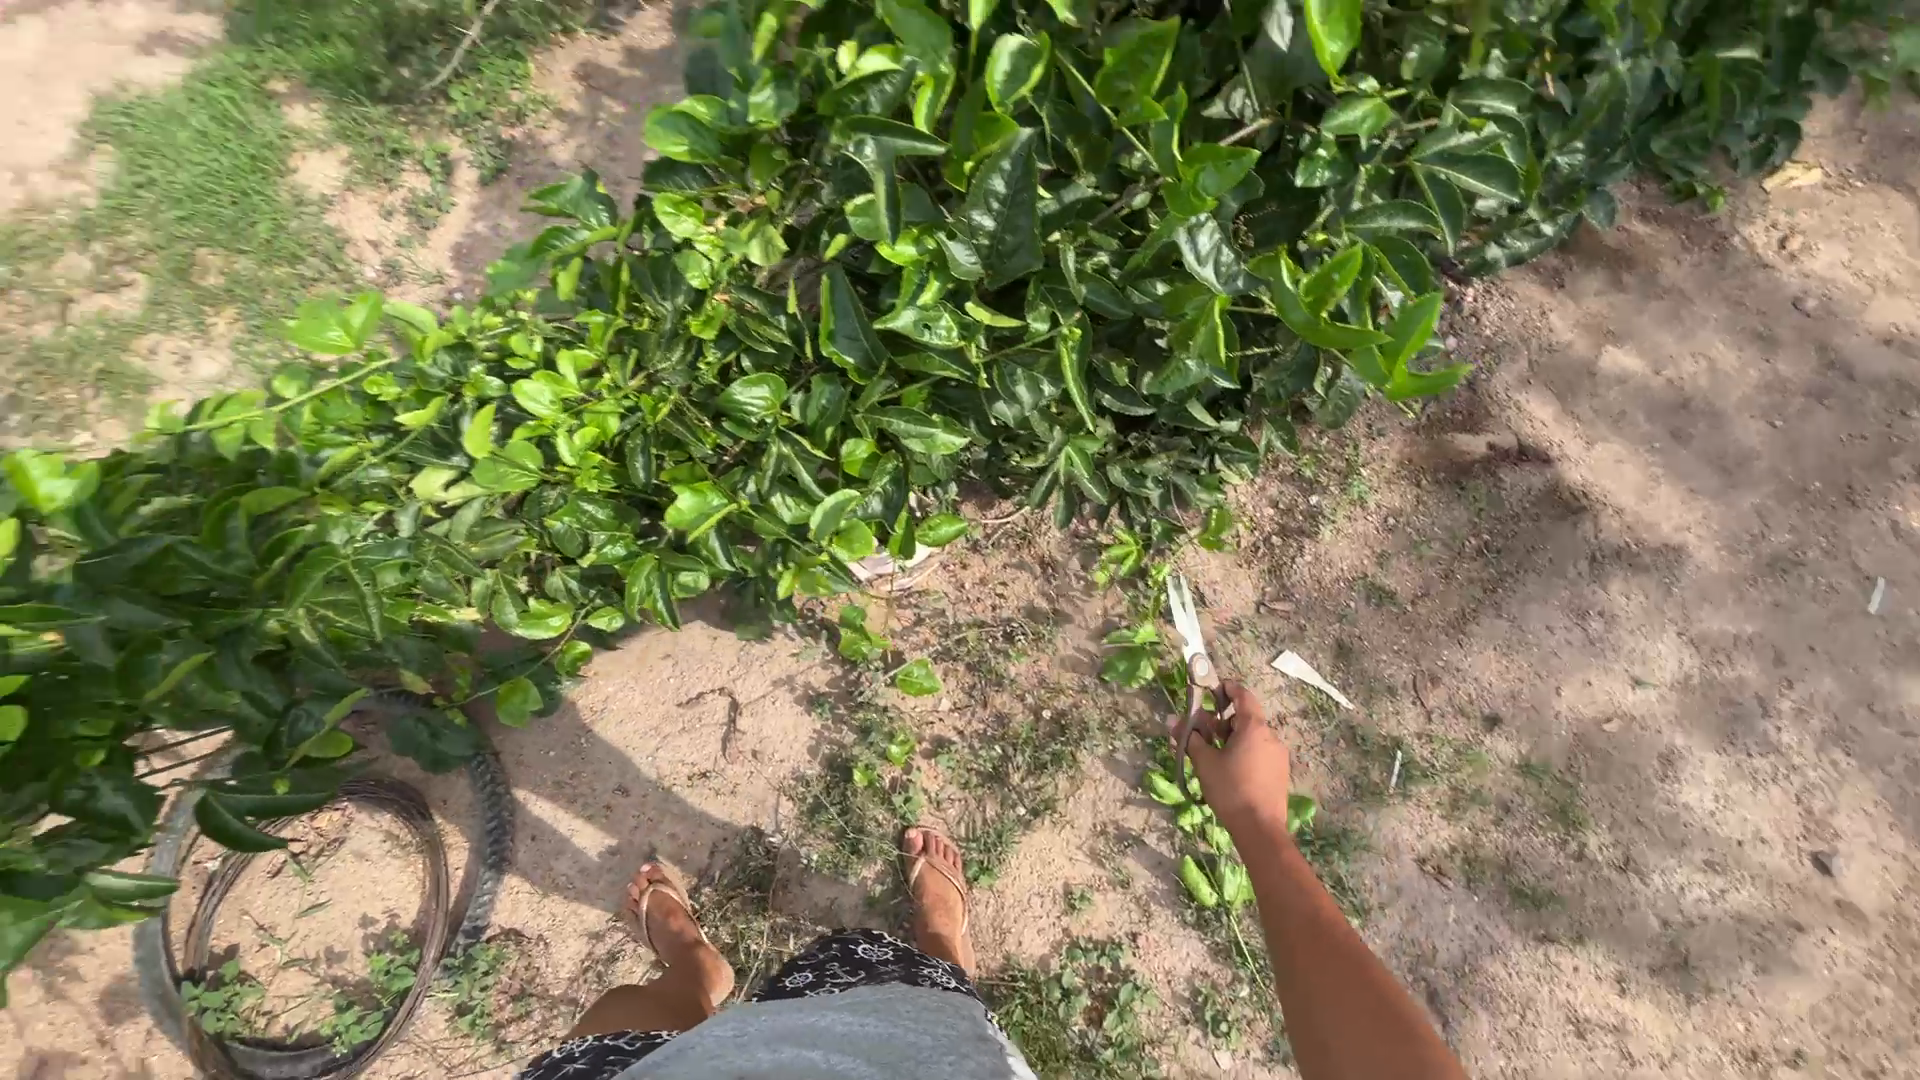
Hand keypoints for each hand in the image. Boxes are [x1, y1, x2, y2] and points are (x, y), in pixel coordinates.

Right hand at [1178, 680, 1291, 834]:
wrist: (1260, 829)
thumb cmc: (1230, 789)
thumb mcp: (1204, 761)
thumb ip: (1189, 738)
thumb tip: (1172, 721)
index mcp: (1254, 728)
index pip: (1243, 696)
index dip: (1228, 688)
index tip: (1213, 690)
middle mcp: (1271, 736)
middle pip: (1246, 718)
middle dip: (1223, 720)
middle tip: (1204, 730)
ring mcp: (1278, 755)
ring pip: (1253, 736)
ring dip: (1233, 737)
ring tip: (1214, 752)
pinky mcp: (1280, 772)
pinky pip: (1260, 751)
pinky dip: (1244, 750)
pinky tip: (1230, 768)